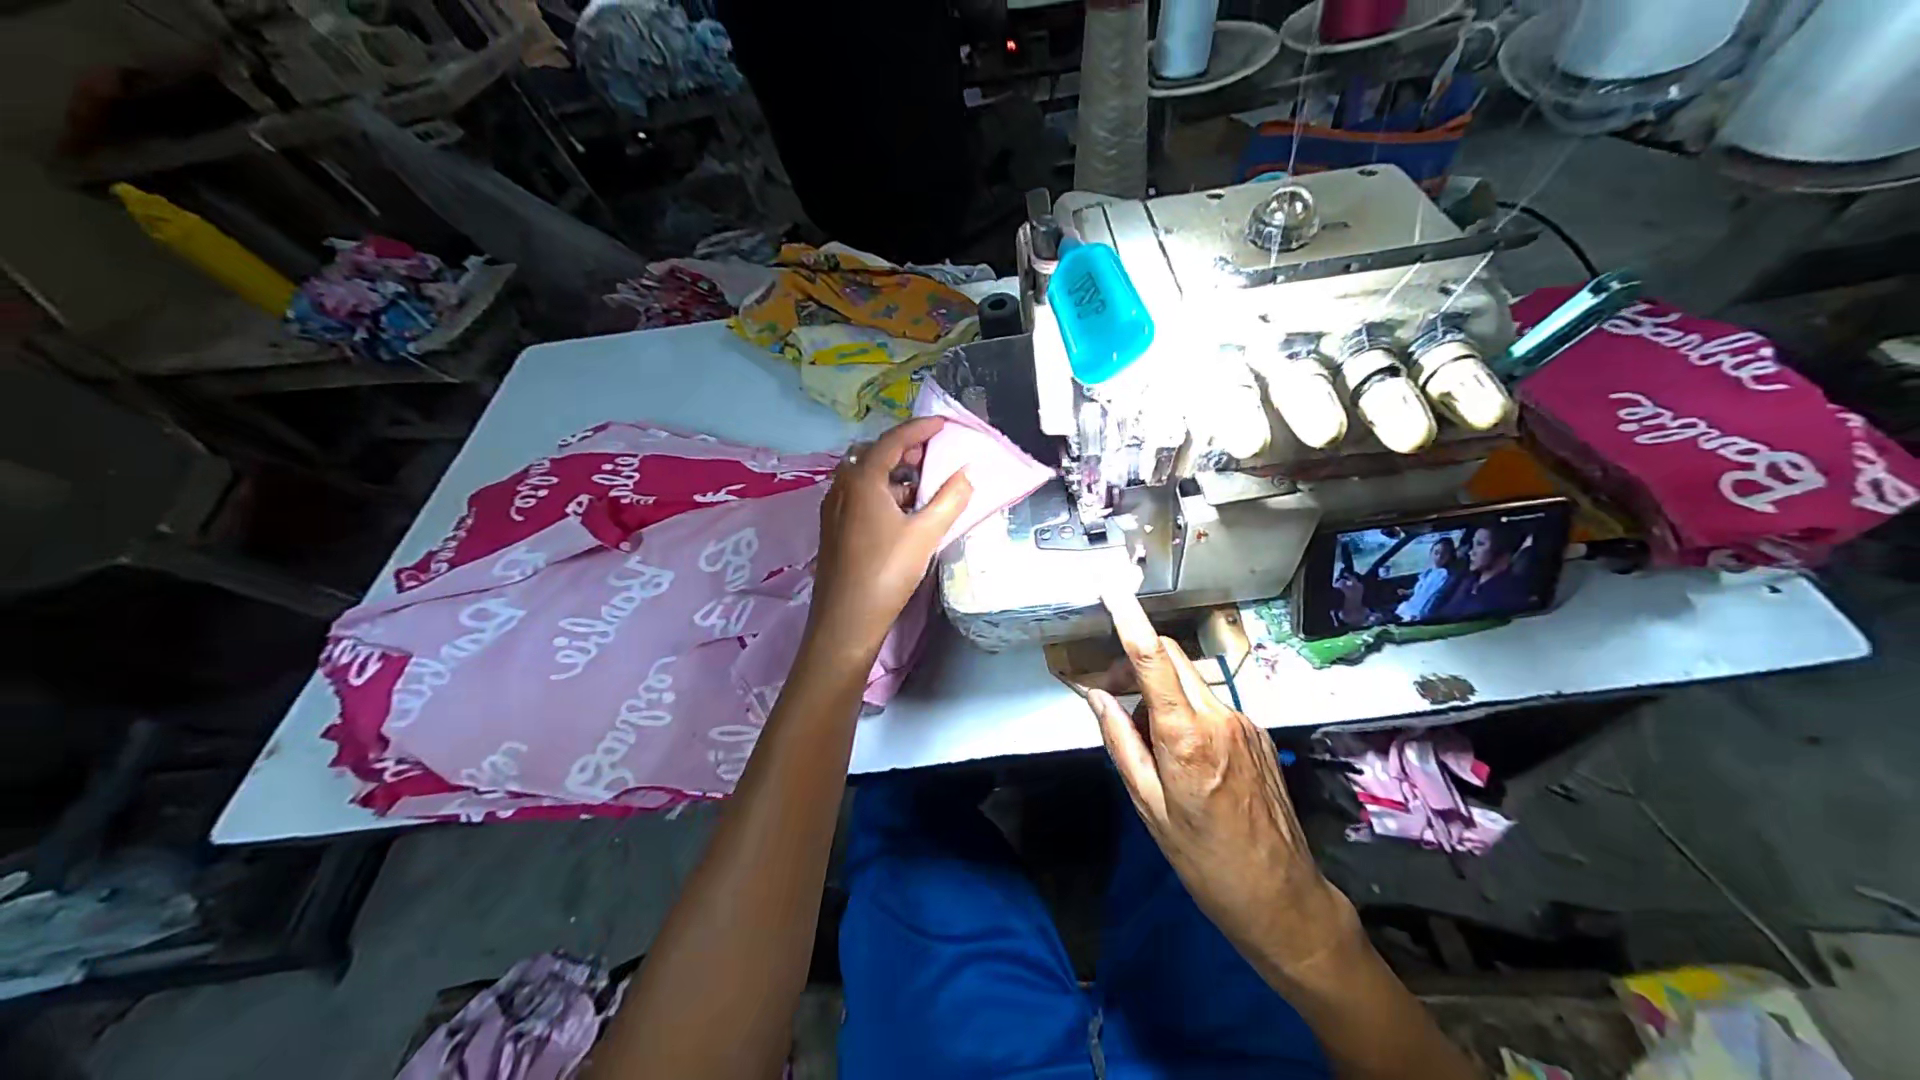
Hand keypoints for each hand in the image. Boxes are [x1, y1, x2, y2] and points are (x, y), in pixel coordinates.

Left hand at [807, 418, 972, 657]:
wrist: (846, 620)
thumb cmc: (886, 572)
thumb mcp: (925, 534)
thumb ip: (950, 499)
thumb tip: (966, 473)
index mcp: (862, 480)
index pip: (893, 440)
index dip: (920, 428)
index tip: (944, 424)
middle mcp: (842, 486)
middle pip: (874, 453)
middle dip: (905, 449)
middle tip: (934, 453)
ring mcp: (833, 507)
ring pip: (865, 476)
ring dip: (894, 472)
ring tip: (923, 483)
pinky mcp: (833, 527)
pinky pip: (859, 495)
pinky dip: (882, 491)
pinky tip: (902, 511)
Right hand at [1087, 589, 1359, 977]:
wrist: (1281, 896)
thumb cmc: (1204, 859)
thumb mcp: (1148, 806)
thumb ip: (1121, 742)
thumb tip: (1096, 697)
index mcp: (1186, 736)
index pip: (1152, 661)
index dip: (1130, 619)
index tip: (1112, 588)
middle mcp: (1220, 717)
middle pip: (1171, 658)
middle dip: (1134, 660)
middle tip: (1108, 691)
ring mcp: (1243, 722)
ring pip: (1188, 679)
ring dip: (1158, 688)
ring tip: (1143, 734)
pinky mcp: (1256, 732)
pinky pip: (1209, 702)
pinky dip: (1183, 707)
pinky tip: (1178, 748)